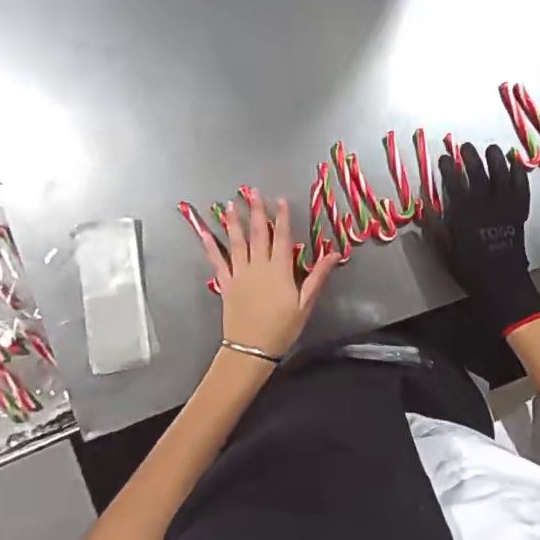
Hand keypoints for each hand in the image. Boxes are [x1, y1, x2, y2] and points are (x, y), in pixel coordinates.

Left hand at [194, 191, 336, 356]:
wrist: (252, 348)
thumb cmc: (283, 328)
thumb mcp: (306, 303)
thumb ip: (318, 276)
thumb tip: (334, 253)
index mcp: (280, 270)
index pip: (282, 237)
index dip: (282, 217)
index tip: (280, 200)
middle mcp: (258, 266)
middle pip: (258, 234)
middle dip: (256, 211)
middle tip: (252, 191)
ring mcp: (240, 274)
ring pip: (236, 242)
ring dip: (233, 222)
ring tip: (230, 204)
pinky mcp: (226, 284)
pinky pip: (217, 261)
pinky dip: (210, 246)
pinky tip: (204, 232)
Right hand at [431, 143, 539, 335]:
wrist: (501, 281)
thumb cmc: (469, 268)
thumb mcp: (445, 250)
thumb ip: (436, 227)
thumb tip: (424, 206)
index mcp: (463, 211)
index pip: (453, 182)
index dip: (447, 167)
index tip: (443, 158)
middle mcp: (485, 203)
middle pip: (478, 172)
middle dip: (470, 157)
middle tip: (465, 146)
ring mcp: (505, 206)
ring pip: (501, 175)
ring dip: (496, 159)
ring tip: (491, 148)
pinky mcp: (519, 211)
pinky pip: (521, 187)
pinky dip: (519, 174)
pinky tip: (516, 164)